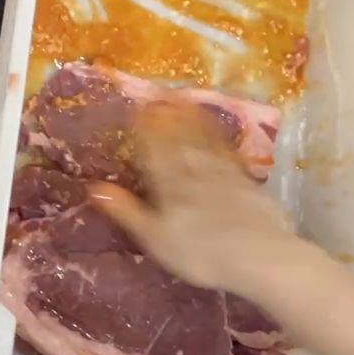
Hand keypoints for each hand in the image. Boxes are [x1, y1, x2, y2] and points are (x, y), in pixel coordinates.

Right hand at [90, 104, 338, 314]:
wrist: (259, 257)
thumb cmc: (199, 252)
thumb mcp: (153, 236)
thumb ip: (126, 210)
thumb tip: (94, 186)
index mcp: (169, 184)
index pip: (155, 150)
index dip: (147, 129)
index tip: (140, 108)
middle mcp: (195, 172)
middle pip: (180, 141)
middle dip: (169, 119)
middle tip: (163, 97)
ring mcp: (224, 175)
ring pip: (204, 142)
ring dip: (194, 121)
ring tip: (187, 103)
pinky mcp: (248, 184)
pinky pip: (229, 155)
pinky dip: (221, 140)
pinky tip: (220, 135)